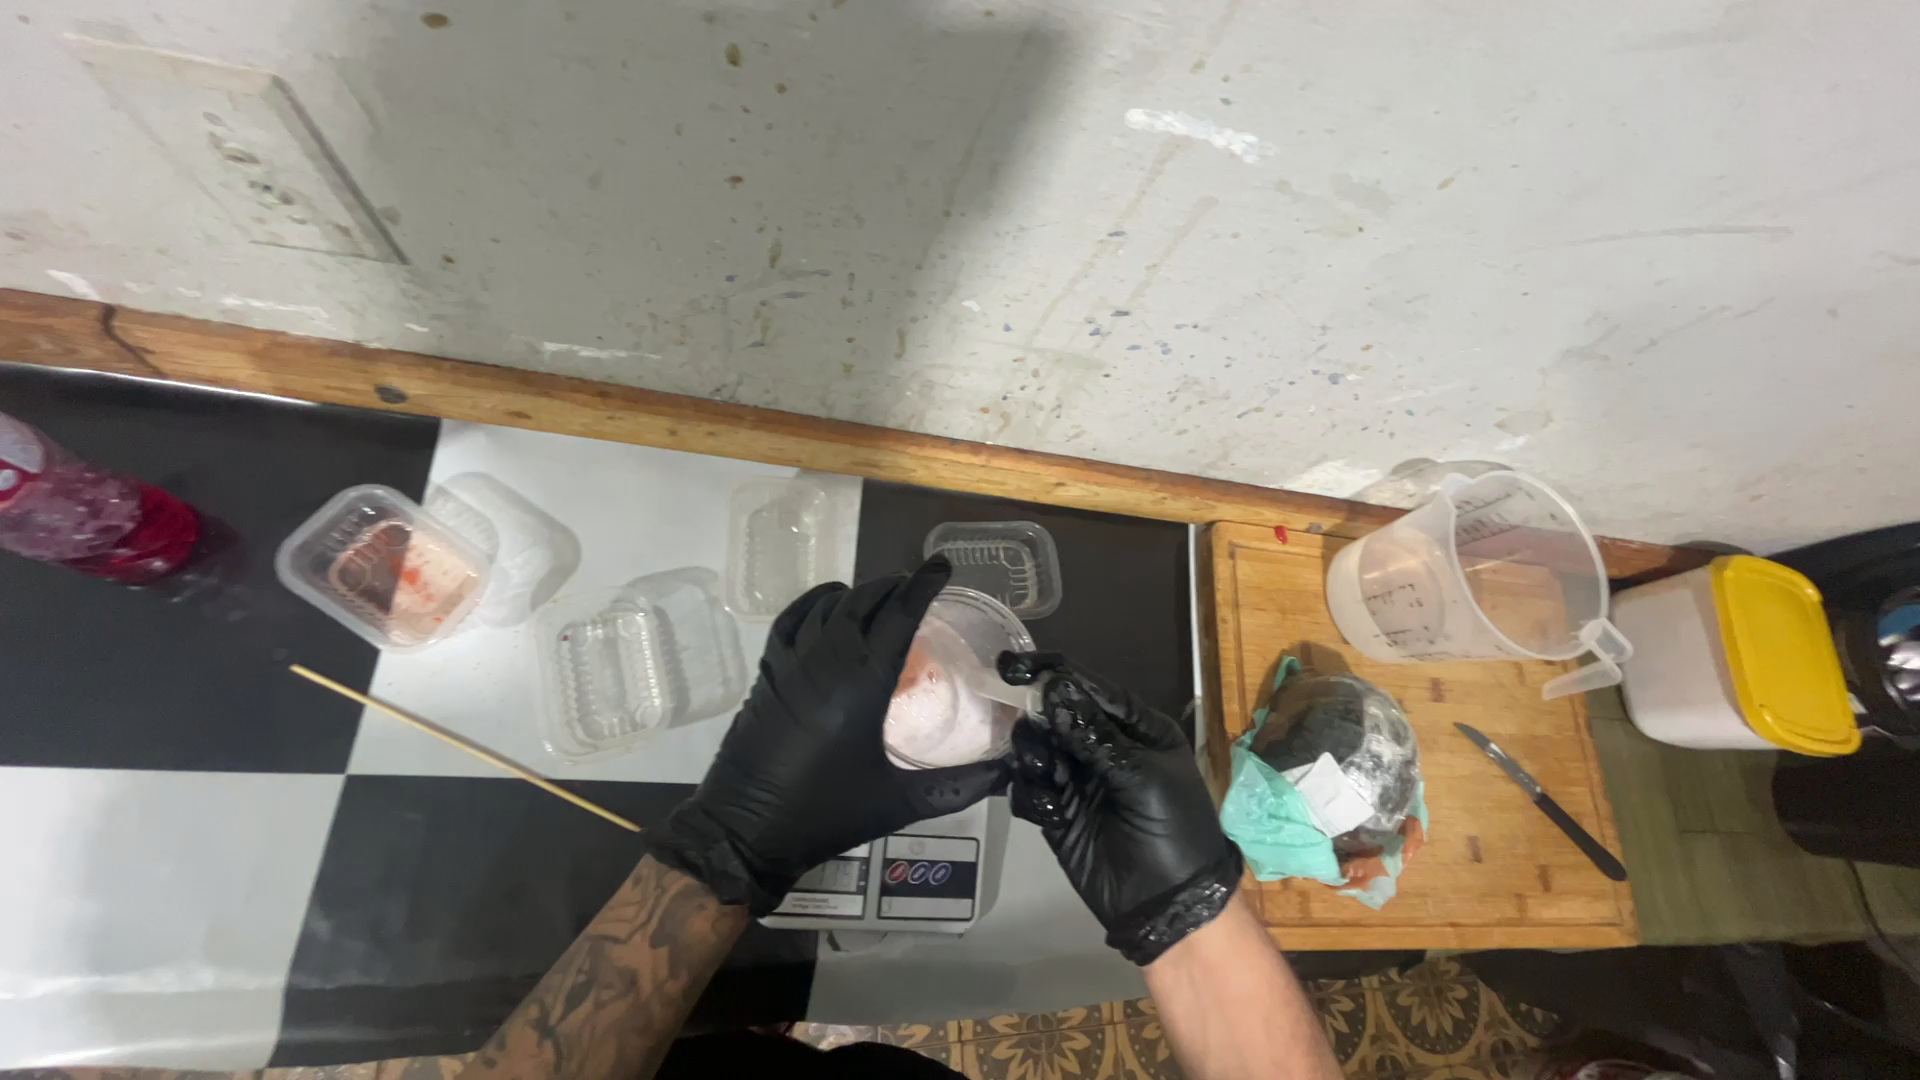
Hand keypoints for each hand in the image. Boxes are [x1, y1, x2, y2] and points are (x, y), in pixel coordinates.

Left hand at [646, 557, 1008, 914]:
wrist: (747, 830)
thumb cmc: (826, 814)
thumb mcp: (898, 804)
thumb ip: (956, 787)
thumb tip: (1004, 774)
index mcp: (863, 685)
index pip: (899, 616)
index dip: (923, 586)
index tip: (942, 567)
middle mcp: (827, 661)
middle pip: (864, 602)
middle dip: (894, 586)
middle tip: (918, 587)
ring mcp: (792, 662)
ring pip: (829, 605)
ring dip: (859, 592)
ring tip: (882, 595)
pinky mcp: (768, 672)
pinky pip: (791, 618)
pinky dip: (814, 601)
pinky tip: (829, 602)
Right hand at [1001, 652, 1242, 964]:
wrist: (1170, 907)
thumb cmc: (1172, 829)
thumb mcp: (1142, 776)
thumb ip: (1095, 734)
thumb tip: (1055, 690)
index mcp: (1135, 729)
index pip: (1091, 688)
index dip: (1056, 673)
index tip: (1017, 666)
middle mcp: (1103, 746)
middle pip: (1057, 714)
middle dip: (1037, 717)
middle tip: (1024, 727)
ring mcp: (1077, 778)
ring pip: (1038, 748)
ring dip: (1032, 755)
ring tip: (1043, 772)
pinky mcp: (1056, 811)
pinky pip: (1029, 788)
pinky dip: (1031, 793)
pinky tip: (1048, 809)